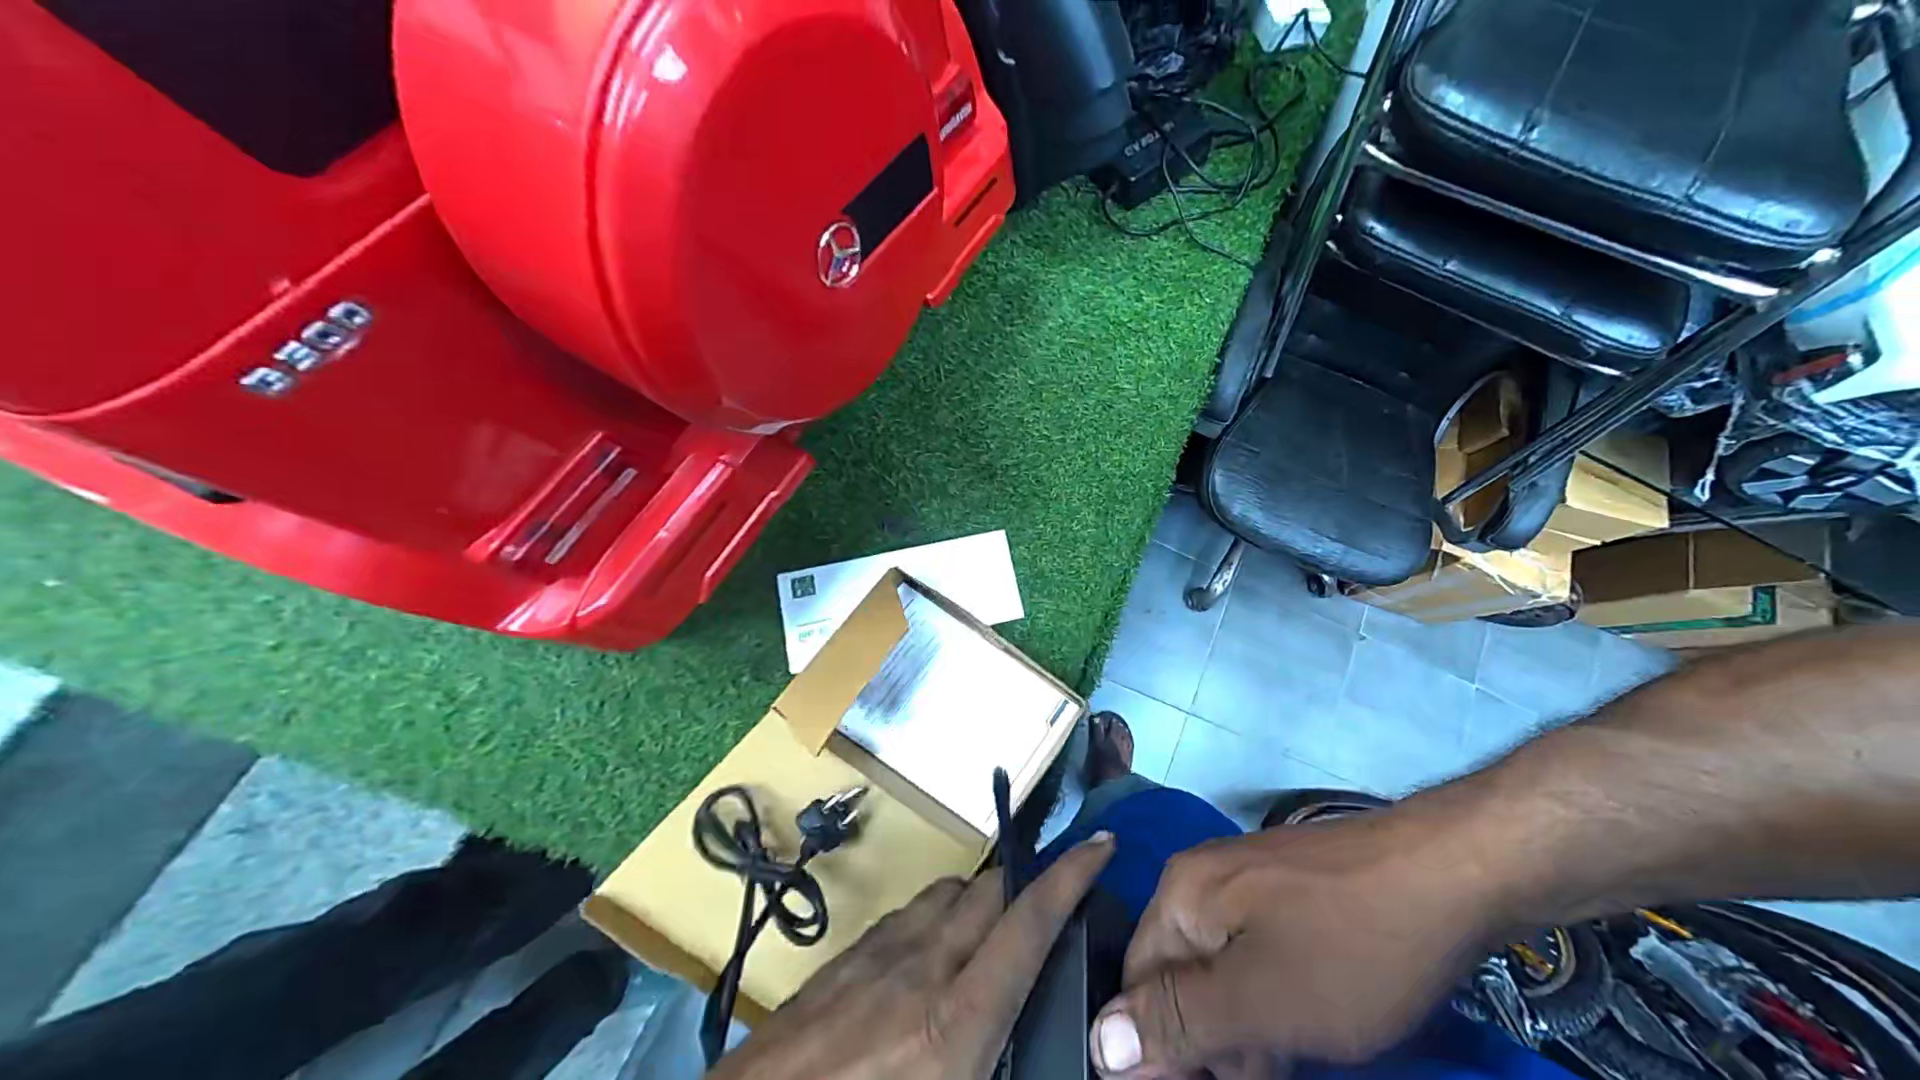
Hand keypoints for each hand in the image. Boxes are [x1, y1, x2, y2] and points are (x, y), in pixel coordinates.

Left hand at [710, 831, 1114, 1079]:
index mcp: (958, 1020)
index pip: (1030, 924)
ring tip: (996, 926)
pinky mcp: (849, 953)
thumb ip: (1000, 1054)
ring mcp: (881, 952)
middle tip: (1054, 901)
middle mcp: (924, 966)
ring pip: (950, 892)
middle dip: (1030, 883)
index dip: (1071, 876)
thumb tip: (1021, 1021)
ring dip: (982, 898)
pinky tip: (933, 946)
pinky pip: (911, 910)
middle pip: (991, 891)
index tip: (1100, 847)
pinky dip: (937, 913)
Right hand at [1089, 804, 1514, 1078]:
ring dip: (1244, 1026)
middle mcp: (1201, 880)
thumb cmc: (1351, 944)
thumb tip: (1098, 1044)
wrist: (1450, 872)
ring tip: (1290, 1060)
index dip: (1162, 1051)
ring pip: (1221, 970)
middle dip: (1209, 1041)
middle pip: (1178, 977)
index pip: (1137, 987)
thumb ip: (1178, 1022)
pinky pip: (1256, 954)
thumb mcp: (1263, 1000)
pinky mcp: (1289, 891)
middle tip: (1264, 1073)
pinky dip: (1272, 999)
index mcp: (1179, 896)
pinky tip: (1307, 1026)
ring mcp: (1247, 882)